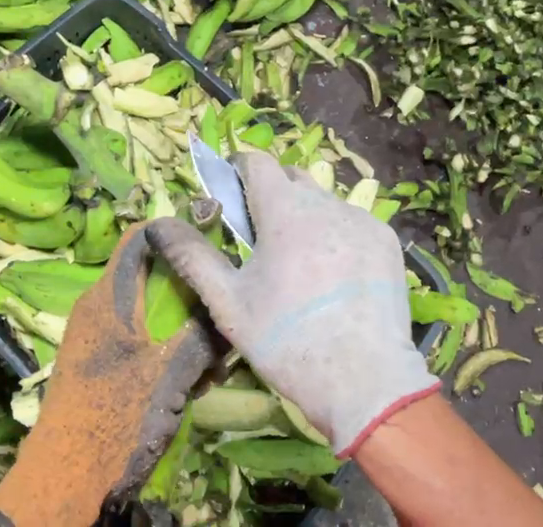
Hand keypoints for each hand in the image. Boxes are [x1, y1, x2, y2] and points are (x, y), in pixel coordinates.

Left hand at [0, 224, 220, 526]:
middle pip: (154, 276)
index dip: (177, 230)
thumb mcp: (170, 374)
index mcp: (109, 295)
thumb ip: (204, 332)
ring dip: (187, 331)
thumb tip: (236, 305)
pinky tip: (195, 385)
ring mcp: (100, 337)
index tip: (216, 243)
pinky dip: (170, 353)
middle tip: (225, 318)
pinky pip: (144, 341)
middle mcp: (101, 306)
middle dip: (193, 294)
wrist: (65, 484)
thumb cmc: (114, 419)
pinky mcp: (103, 365)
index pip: (141, 235)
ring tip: (214, 367)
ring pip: (153, 313)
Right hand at [146, 151, 438, 455]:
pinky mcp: (386, 242)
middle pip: (291, 178)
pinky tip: (333, 278)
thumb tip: (156, 224)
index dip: (238, 171)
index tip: (229, 198)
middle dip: (271, 194)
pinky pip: (352, 224)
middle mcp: (325, 202)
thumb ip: (192, 256)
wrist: (365, 382)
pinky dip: (336, 236)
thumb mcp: (228, 301)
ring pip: (323, 202)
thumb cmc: (285, 340)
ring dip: (305, 216)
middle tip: (259, 238)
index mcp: (284, 208)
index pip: (257, 161)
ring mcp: (361, 220)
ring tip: (298, 263)